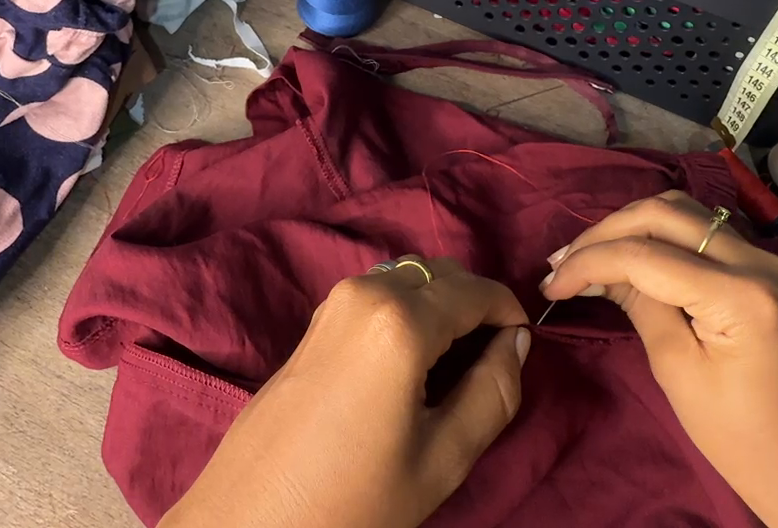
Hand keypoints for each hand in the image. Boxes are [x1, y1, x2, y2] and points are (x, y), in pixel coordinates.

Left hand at [161, 255, 531, 527]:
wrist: (253, 517)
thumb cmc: (354, 497)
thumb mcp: (442, 457)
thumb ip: (493, 391)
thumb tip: (516, 342)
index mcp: (399, 320)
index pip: (475, 291)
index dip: (509, 310)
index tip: (525, 341)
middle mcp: (366, 291)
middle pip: (441, 273)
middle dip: (476, 303)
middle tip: (494, 355)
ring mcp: (336, 299)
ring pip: (410, 276)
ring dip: (441, 301)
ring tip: (456, 359)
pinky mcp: (318, 316)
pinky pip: (380, 290)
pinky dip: (409, 306)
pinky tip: (413, 356)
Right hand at [540, 192, 777, 527]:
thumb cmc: (744, 443)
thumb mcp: (678, 373)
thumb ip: (639, 305)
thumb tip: (597, 269)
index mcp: (741, 295)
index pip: (645, 254)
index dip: (589, 262)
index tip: (550, 283)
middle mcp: (760, 261)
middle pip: (663, 213)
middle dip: (605, 233)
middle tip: (563, 262)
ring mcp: (770, 261)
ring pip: (683, 212)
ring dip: (631, 226)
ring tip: (590, 255)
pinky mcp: (768, 271)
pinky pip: (703, 233)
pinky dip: (660, 236)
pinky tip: (630, 256)